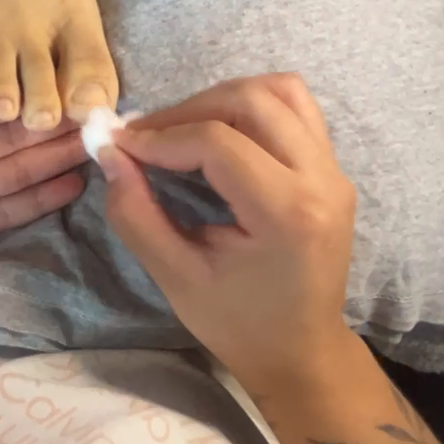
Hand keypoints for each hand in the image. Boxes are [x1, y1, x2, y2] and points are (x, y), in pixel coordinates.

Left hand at [0, 21, 90, 339]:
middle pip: (9, 135)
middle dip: (50, 124)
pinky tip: (76, 183)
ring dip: (55, 157)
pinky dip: (42, 197)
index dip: (22, 92)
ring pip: (17, 169)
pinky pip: (11, 209)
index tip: (66, 80)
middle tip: (99, 113)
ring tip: (100, 145)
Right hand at [96, 73, 360, 394]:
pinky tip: (217, 132)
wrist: (301, 352)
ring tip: (181, 129)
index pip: (216, 142)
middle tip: (146, 137)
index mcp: (287, 213)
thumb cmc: (236, 322)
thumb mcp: (174, 275)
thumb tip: (109, 152)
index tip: (119, 146)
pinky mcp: (332, 167)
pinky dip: (249, 106)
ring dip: (220, 99)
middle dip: (187, 110)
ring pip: (278, 91)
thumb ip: (135, 212)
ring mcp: (334, 170)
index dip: (158, 136)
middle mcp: (322, 179)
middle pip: (251, 101)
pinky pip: (294, 108)